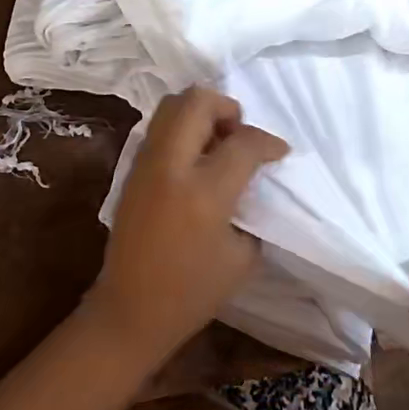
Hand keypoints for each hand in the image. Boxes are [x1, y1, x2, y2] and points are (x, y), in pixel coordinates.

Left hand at [88, 88, 287, 352]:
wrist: (131, 308)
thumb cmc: (193, 291)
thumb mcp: (242, 255)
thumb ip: (249, 204)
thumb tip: (249, 178)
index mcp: (204, 192)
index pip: (243, 142)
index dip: (268, 142)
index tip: (278, 152)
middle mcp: (171, 166)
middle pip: (196, 101)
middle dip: (226, 108)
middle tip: (239, 134)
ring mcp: (145, 164)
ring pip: (170, 106)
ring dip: (200, 113)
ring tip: (217, 143)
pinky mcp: (130, 170)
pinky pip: (158, 128)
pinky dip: (181, 128)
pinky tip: (195, 160)